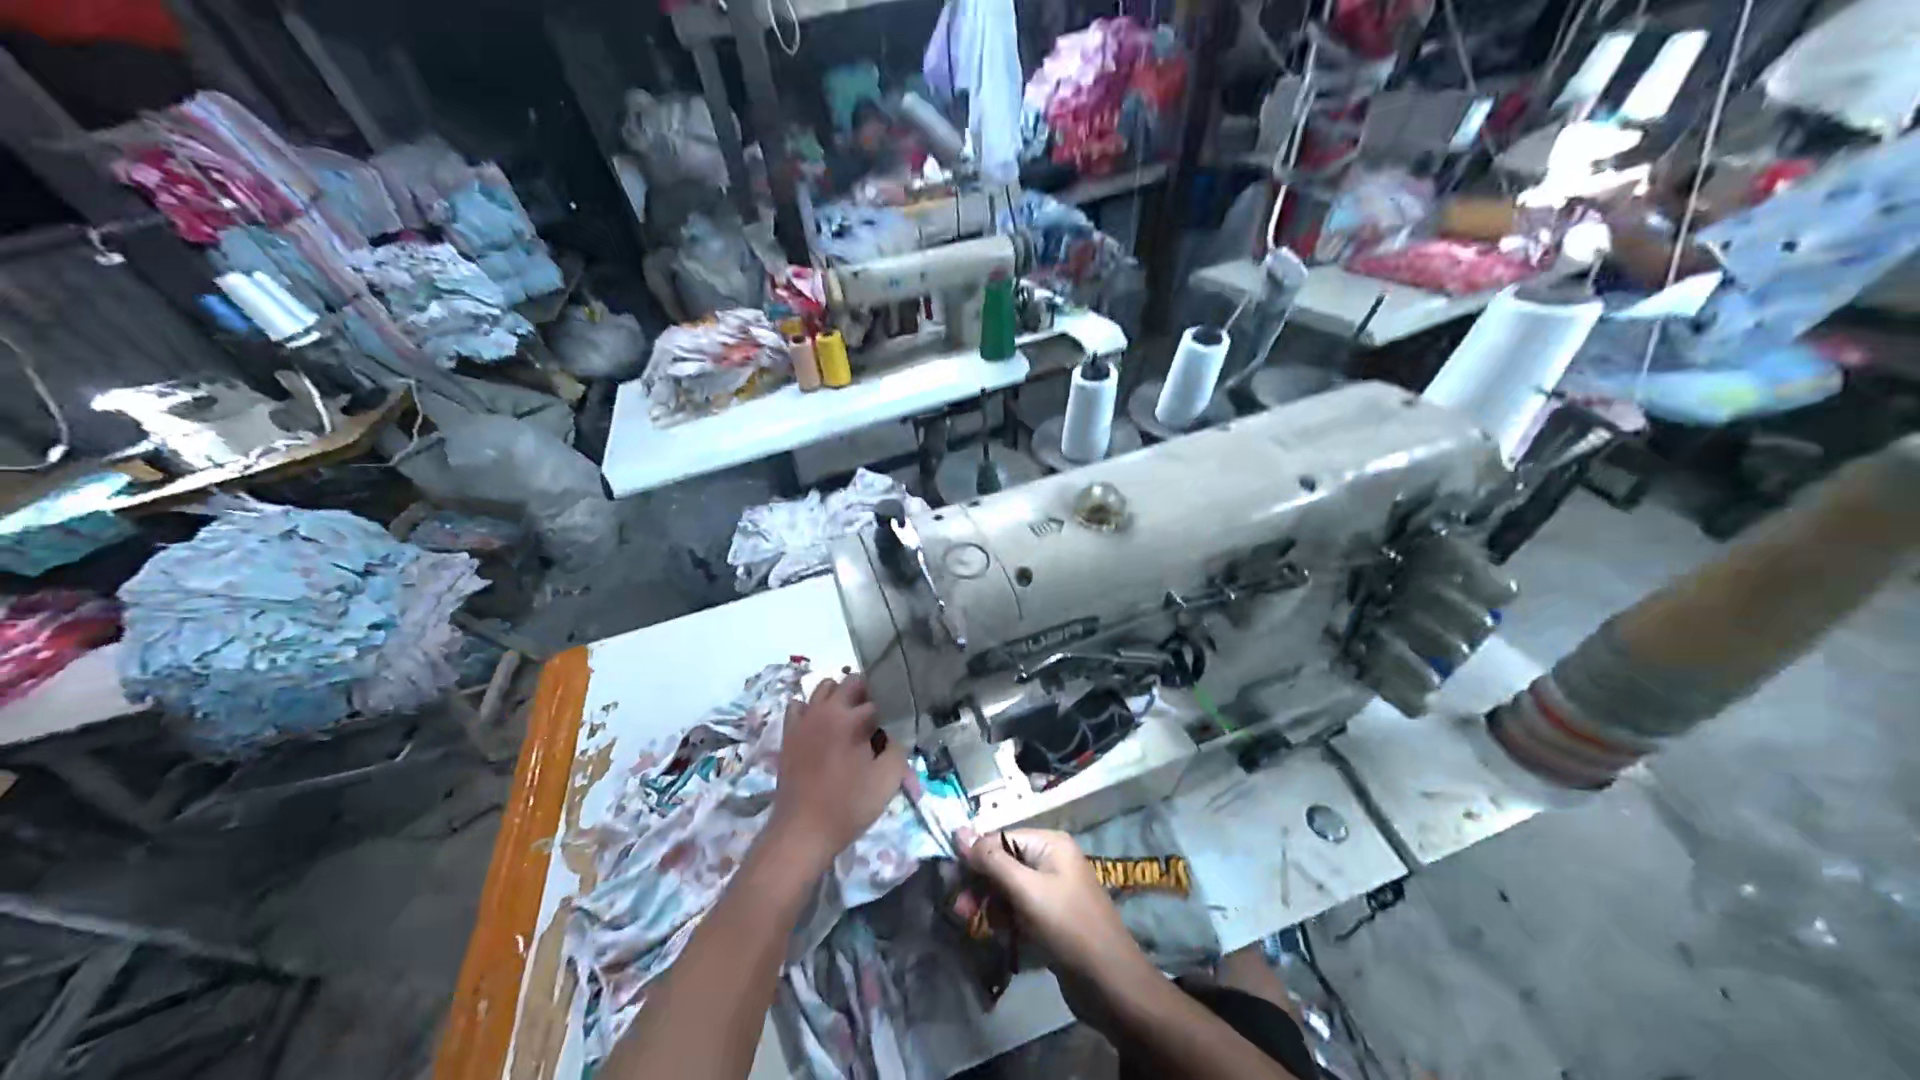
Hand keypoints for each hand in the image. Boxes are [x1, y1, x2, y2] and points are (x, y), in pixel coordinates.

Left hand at [768, 674, 907, 874]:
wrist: (801, 831)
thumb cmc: (848, 806)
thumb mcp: (888, 780)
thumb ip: (898, 749)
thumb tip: (896, 735)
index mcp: (853, 719)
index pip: (881, 700)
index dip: (893, 711)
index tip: (899, 724)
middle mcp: (826, 710)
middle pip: (852, 682)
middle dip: (869, 693)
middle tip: (879, 718)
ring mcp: (804, 720)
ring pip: (824, 688)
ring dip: (841, 696)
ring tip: (852, 718)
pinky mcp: (789, 734)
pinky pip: (799, 706)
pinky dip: (812, 708)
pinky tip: (822, 726)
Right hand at [956, 828, 1151, 986]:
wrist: (1110, 983)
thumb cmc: (1068, 928)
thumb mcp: (1026, 891)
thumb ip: (991, 861)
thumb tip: (959, 831)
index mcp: (1049, 843)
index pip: (999, 838)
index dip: (974, 858)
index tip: (951, 882)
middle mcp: (1051, 859)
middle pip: (1002, 863)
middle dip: (980, 886)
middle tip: (960, 911)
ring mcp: (1052, 888)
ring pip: (1007, 888)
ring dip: (991, 906)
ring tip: (981, 928)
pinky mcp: (1051, 916)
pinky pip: (1019, 908)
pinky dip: (1006, 920)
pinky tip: (1002, 936)